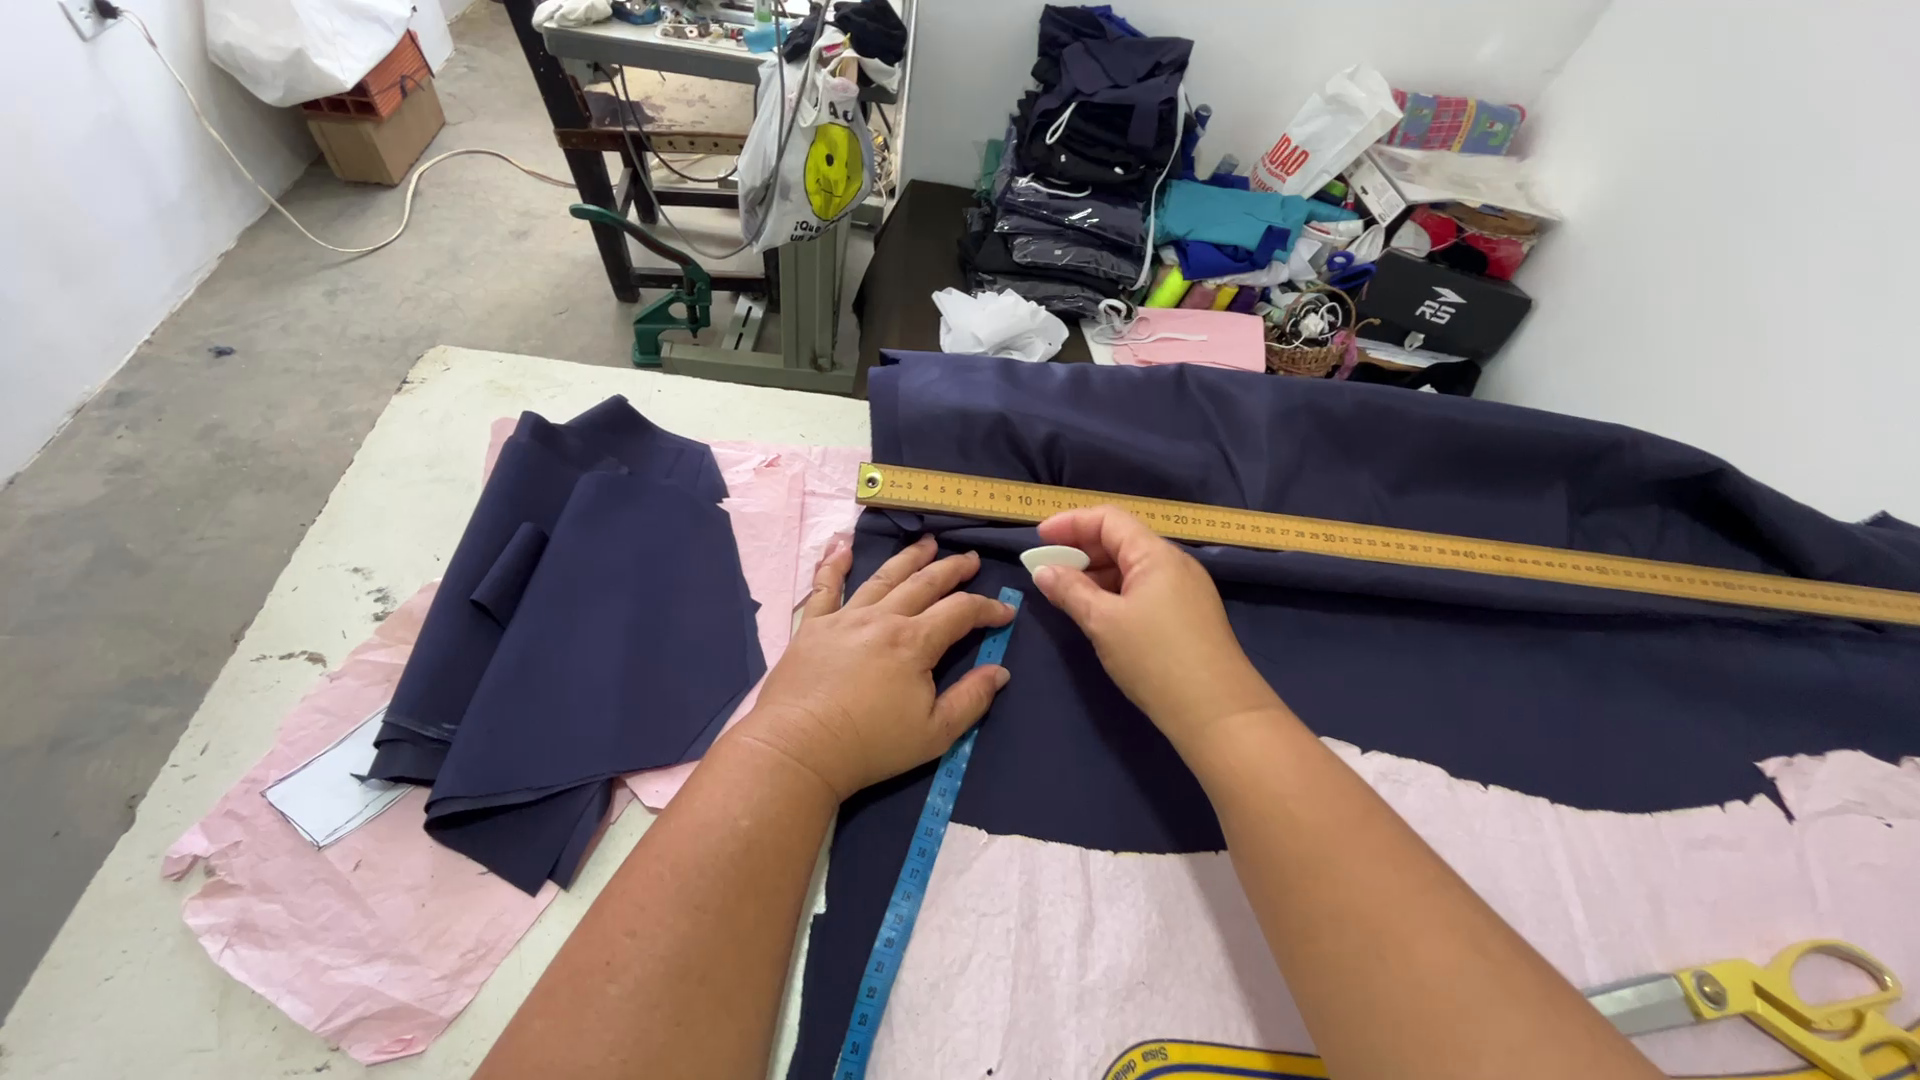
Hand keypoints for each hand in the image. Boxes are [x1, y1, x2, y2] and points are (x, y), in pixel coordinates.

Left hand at [732, 535, 1015, 801]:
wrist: (799, 749)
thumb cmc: (871, 745)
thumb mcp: (935, 733)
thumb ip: (971, 699)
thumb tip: (1000, 671)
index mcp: (915, 642)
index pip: (961, 612)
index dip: (988, 608)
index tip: (1006, 612)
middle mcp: (882, 619)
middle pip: (925, 583)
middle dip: (952, 569)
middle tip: (970, 559)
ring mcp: (845, 618)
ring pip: (883, 577)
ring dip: (908, 558)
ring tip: (926, 542)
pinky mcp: (812, 626)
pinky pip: (825, 587)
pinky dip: (835, 564)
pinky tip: (842, 547)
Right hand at [1030, 506, 1281, 753]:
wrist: (1218, 713)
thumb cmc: (1156, 659)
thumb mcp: (1103, 622)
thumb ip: (1070, 591)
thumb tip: (1042, 570)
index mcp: (1156, 554)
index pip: (1109, 520)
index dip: (1070, 523)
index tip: (1039, 539)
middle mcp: (1174, 564)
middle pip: (1121, 540)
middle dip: (1080, 549)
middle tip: (1046, 569)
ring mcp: (1184, 590)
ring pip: (1132, 568)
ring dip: (1095, 574)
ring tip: (1064, 593)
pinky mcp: (1188, 616)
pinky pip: (1144, 590)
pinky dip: (1114, 593)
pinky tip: (1095, 612)